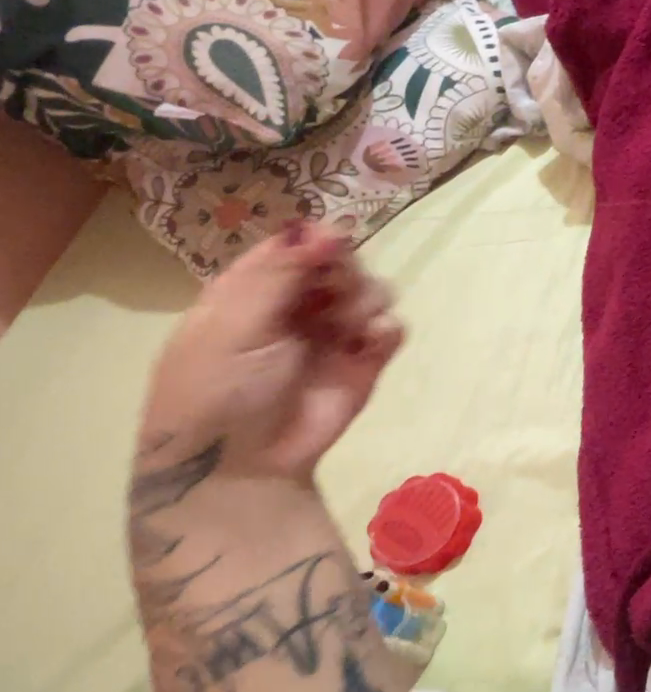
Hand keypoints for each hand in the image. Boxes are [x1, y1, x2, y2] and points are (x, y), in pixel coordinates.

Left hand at [138, 223, 405, 479]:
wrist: (244, 463)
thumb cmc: (218, 391)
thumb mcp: (233, 327)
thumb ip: (278, 275)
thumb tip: (324, 228)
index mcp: (250, 293)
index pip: (292, 249)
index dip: (316, 241)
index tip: (336, 243)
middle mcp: (295, 307)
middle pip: (340, 266)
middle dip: (346, 275)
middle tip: (337, 296)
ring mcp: (334, 334)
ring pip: (372, 293)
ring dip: (367, 302)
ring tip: (351, 327)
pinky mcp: (366, 361)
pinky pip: (391, 329)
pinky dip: (387, 330)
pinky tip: (372, 343)